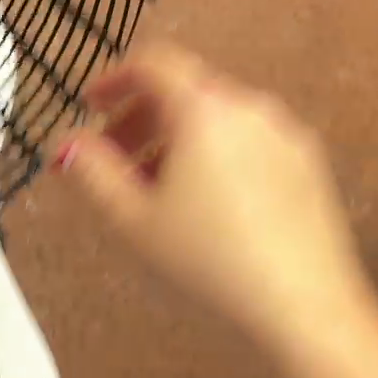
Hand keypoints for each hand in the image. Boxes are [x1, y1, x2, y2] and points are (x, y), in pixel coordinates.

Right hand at [49, 44, 371, 348]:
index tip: (92, 105)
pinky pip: (245, 138)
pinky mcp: (309, 165)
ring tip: (154, 186)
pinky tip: (202, 199)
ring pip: (213, 115)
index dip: (114, 79)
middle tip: (113, 156)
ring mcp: (285, 136)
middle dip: (138, 116)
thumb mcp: (133, 216)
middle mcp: (248, 108)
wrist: (311, 314)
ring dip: (172, 136)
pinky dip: (212, 150)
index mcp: (204, 109)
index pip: (151, 63)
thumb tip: (66, 144)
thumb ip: (90, 170)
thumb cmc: (213, 258)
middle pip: (180, 89)